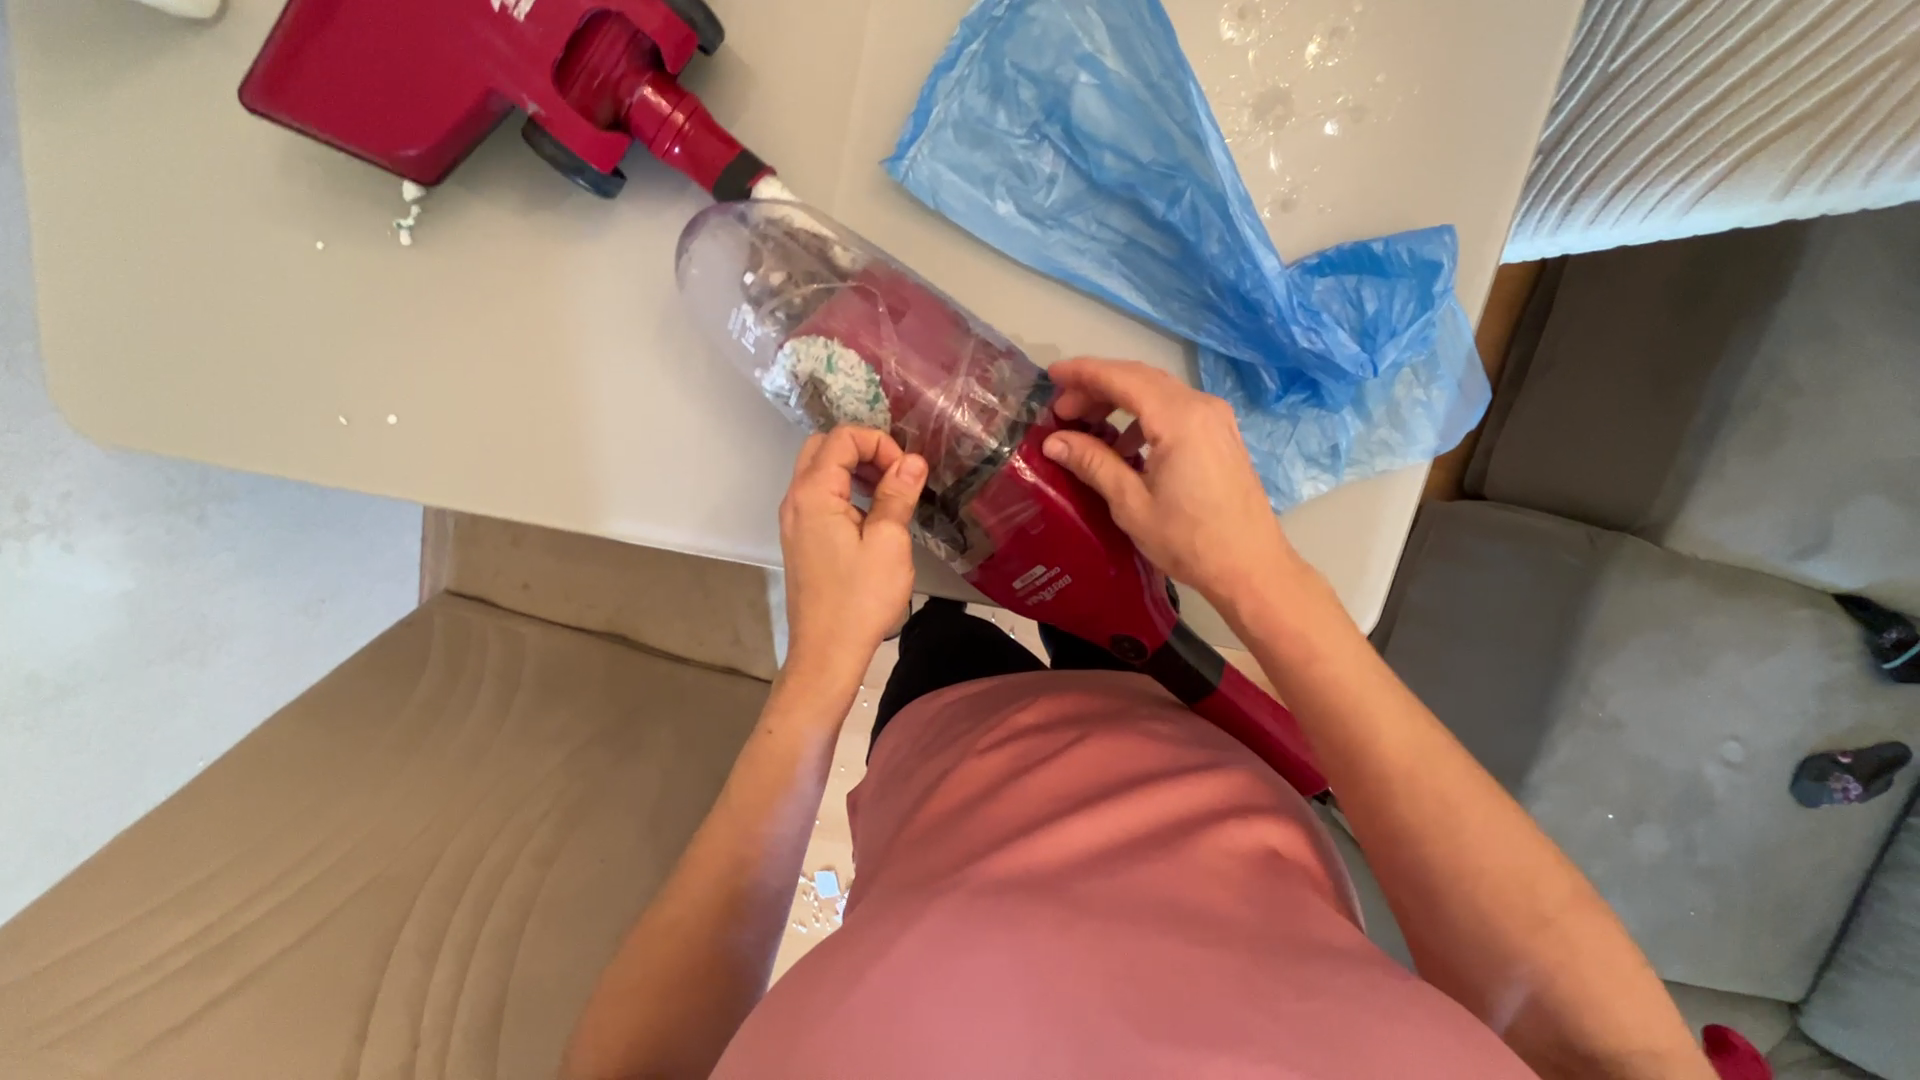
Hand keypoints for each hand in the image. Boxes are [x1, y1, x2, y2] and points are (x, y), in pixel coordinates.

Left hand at [779, 427, 926, 685]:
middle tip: (896, 475)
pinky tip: (874, 517)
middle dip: (864, 450)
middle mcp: (795, 500)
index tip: (906, 472)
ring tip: (891, 494)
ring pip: (820, 472)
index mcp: (813, 494)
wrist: (828, 651)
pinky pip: (820, 497)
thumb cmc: (860, 599)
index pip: (842, 438)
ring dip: (856, 471)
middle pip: (824, 447)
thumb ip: (898, 494)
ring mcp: (794, 520)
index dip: (879, 443)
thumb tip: (912, 460)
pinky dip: (847, 493)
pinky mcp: (801, 539)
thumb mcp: (889, 542)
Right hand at [1043, 357, 1310, 608]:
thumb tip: (1053, 441)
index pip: (1122, 378)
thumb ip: (1093, 463)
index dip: (1083, 373)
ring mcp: (1216, 419)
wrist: (1251, 567)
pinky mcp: (1221, 435)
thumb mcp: (1131, 504)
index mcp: (1178, 419)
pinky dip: (1143, 416)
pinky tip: (1124, 446)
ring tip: (1087, 426)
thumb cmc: (1189, 540)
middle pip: (1140, 378)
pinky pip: (1175, 409)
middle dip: (1097, 386)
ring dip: (1119, 400)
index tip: (1051, 376)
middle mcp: (1201, 406)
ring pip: (1158, 392)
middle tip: (1061, 409)